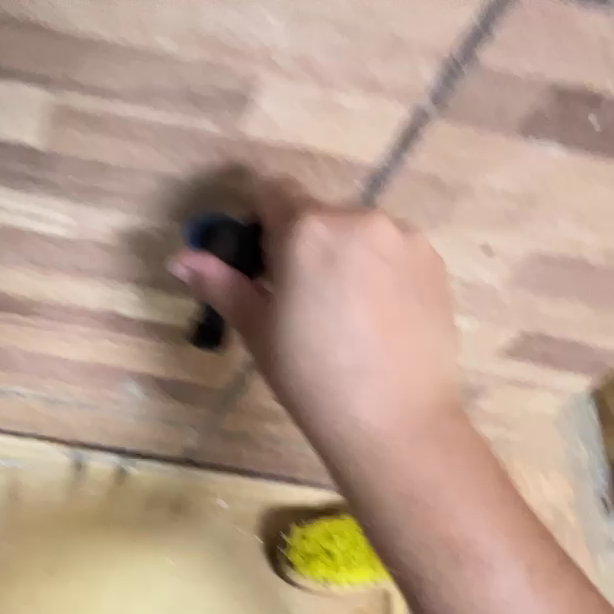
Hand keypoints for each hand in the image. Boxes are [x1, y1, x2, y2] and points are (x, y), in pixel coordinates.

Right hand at [170, 178, 463, 452]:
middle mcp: (358, 218)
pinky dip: (377, 274)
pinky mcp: (433, 261)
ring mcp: (403, 237)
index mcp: (307, 230)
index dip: (260, 226)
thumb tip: (180, 259)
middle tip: (299, 306)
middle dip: (303, 248)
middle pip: (318, 217)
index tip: (261, 269)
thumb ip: (221, 285)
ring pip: (357, 236)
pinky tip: (375, 323)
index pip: (272, 194)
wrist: (391, 419)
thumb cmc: (310, 377)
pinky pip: (391, 254)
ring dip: (342, 260)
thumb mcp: (258, 330)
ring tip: (342, 319)